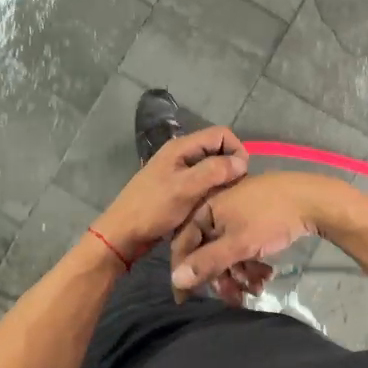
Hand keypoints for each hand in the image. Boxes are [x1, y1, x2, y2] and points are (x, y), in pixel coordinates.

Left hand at [93, 126, 249, 261]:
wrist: (124, 234)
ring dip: (222, 180)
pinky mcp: (176, 188)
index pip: (220, 134)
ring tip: (228, 199)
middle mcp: (180, 155)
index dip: (236, 150)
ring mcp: (177, 172)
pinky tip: (214, 206)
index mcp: (181, 147)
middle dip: (231, 166)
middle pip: (216, 150)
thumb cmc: (152, 209)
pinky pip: (202, 183)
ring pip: (210, 168)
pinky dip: (211, 190)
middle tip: (237, 190)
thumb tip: (242, 162)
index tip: (243, 175)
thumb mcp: (185, 189)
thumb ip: (213, 171)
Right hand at [169, 173, 341, 302]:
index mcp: (205, 209)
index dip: (183, 273)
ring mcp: (236, 213)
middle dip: (222, 278)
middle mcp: (216, 209)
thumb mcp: (238, 244)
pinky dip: (251, 262)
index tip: (185, 300)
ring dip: (240, 274)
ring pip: (228, 251)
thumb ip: (207, 262)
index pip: (184, 245)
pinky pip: (243, 244)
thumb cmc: (270, 219)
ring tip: (257, 289)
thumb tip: (175, 280)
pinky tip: (267, 274)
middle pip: (208, 251)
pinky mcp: (254, 219)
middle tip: (236, 299)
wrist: (313, 199)